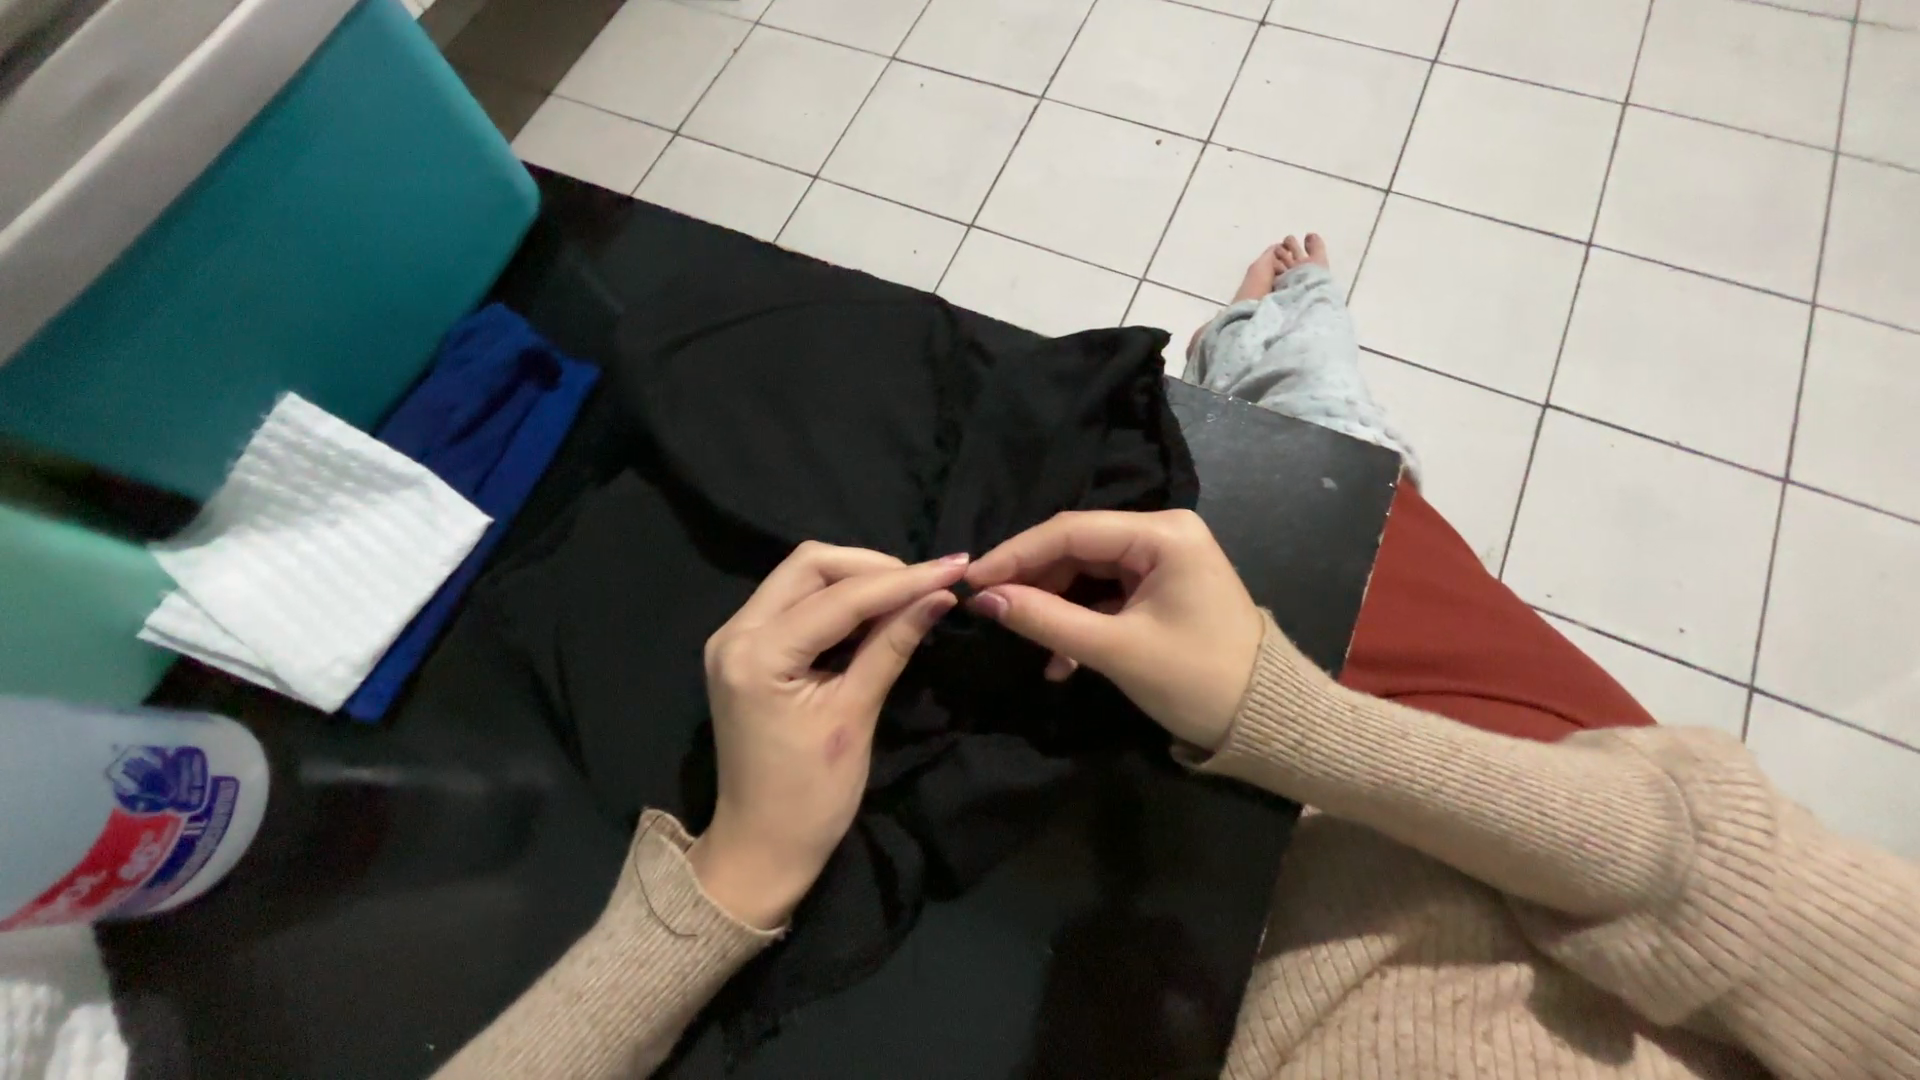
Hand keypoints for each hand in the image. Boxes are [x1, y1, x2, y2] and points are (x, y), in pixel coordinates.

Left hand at [690, 542, 967, 928]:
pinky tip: (876, 612)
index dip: (901, 580)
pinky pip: (795, 603)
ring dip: (857, 580)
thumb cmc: (810, 797)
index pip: (838, 597)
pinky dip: (837, 600)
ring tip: (910, 595)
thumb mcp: (855, 715)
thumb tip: (939, 596)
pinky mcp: (746, 649)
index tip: (953, 568)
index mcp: (756, 654)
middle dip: (873, 568)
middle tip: (926, 585)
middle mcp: (735, 632)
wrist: (761, 847)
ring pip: (802, 578)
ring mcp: (735, 638)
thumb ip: (892, 645)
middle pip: (809, 565)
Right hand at [962, 510, 1265, 751]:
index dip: (1016, 554)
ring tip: (1028, 645)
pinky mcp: (1159, 589)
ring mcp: (1161, 562)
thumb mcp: (1114, 650)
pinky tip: (1061, 663)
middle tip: (990, 611)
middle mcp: (1162, 534)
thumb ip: (1046, 620)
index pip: (1070, 531)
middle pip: (1076, 549)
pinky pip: (1105, 596)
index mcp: (1162, 534)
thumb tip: (985, 599)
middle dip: (1033, 583)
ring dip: (1055, 610)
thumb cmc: (1196, 680)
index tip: (973, 580)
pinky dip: (1080, 624)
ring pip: (1086, 574)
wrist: (1267, 723)